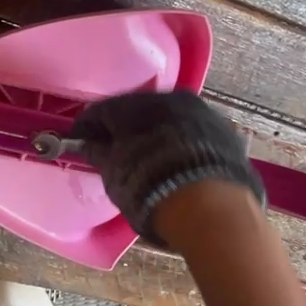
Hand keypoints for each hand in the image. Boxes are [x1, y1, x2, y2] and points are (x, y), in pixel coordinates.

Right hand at [68, 91, 263, 245]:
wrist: (211, 207)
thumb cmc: (149, 188)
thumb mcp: (113, 175)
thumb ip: (99, 154)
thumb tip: (89, 144)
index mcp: (133, 106)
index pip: (100, 111)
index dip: (87, 128)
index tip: (80, 143)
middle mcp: (168, 98)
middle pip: (138, 111)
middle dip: (125, 129)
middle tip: (115, 150)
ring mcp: (202, 112)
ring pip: (169, 120)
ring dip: (156, 134)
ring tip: (149, 159)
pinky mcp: (226, 131)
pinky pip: (193, 133)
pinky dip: (180, 144)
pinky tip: (177, 164)